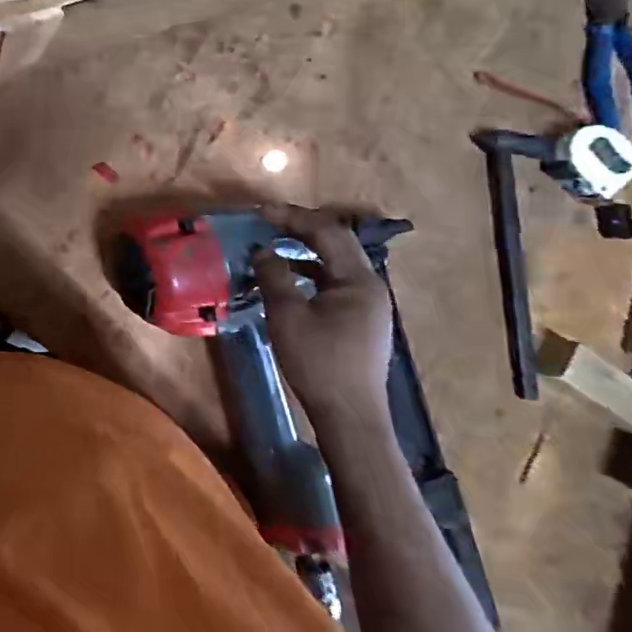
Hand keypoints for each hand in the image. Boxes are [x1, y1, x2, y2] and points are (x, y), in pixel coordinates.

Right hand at [254, 205, 394, 422]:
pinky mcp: (362, 320)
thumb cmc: (319, 363)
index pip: (326, 231)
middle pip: (337, 241)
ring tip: (277, 244)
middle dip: (302, 227)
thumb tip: (263, 251)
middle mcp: (370, 284)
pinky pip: (337, 281)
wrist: (350, 418)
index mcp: (358, 279)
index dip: (292, 217)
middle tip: (270, 222)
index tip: (261, 213)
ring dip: (308, 249)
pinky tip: (292, 278)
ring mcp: (369, 303)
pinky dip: (313, 271)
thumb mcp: (288, 315)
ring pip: (337, 262)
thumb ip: (274, 275)